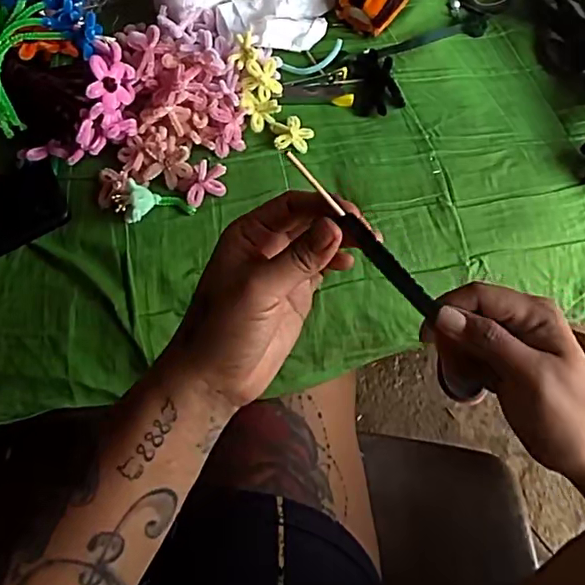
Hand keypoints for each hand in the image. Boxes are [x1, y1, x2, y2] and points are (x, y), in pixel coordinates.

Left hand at [160, 191, 355, 409]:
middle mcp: (268, 245)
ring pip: (319, 242)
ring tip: (369, 245)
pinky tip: (350, 263)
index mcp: (250, 234)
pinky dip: (338, 260)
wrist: (215, 380)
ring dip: (343, 239)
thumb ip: (298, 258)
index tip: (351, 214)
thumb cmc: (225, 327)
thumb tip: (335, 227)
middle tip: (367, 231)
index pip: (291, 206)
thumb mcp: (260, 288)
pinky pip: (322, 266)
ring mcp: (284, 268)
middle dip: (338, 221)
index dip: (322, 204)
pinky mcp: (296, 292)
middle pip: (309, 220)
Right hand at [422, 282, 584, 485]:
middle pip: (469, 313)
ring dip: (457, 358)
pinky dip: (464, 370)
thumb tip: (445, 314)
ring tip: (467, 385)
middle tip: (454, 371)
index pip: (480, 295)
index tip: (428, 336)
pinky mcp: (504, 364)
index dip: (450, 309)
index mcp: (534, 313)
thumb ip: (488, 341)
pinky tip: (472, 389)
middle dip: (454, 339)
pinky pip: (471, 356)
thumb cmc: (571, 417)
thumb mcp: (530, 376)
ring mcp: (513, 343)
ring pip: (465, 335)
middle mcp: (522, 320)